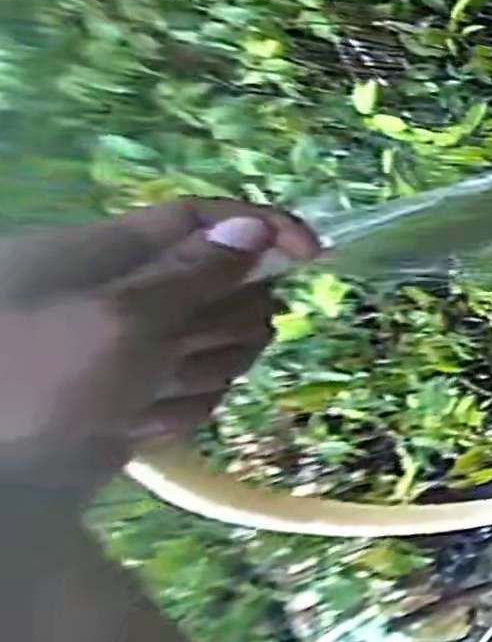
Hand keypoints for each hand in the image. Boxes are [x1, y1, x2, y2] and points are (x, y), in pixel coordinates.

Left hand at [0, 199, 319, 495]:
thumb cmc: (27, 388)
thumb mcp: (117, 318)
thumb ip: (197, 270)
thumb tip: (255, 227)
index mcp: (90, 259)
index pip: (200, 218)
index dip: (263, 229)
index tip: (312, 255)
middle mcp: (115, 295)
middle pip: (232, 286)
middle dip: (227, 323)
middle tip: (182, 346)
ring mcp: (132, 346)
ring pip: (231, 341)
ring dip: (204, 370)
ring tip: (145, 393)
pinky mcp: (144, 388)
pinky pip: (208, 384)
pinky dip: (180, 405)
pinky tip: (131, 422)